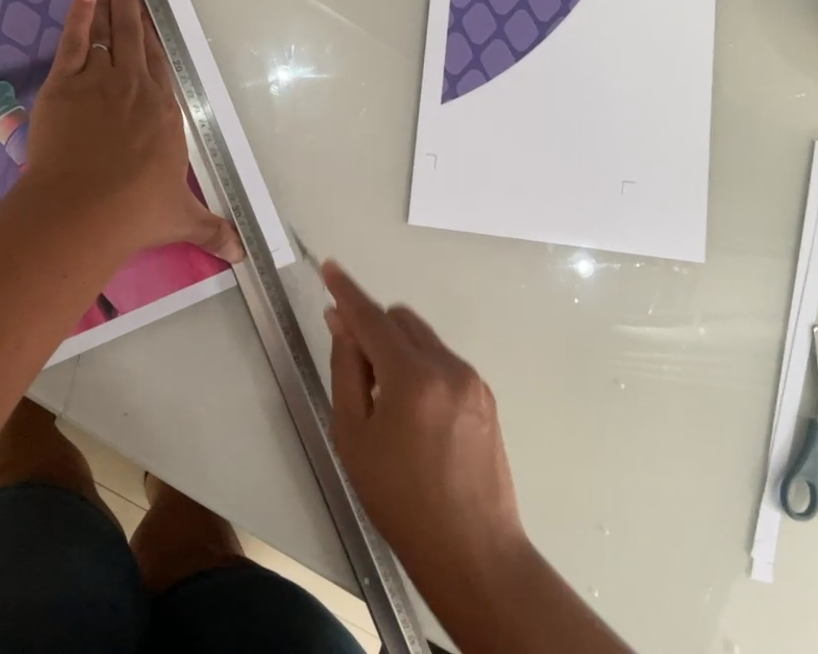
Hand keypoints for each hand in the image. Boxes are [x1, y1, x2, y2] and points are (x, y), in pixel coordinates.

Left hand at [22, 0, 242, 263]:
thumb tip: (243, 252)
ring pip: (110, 34)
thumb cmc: (135, 214)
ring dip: (111, 4)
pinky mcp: (66, 85)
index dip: (157, 41)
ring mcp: (101, 83)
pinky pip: (76, 41)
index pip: (162, 68)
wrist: (82, 211)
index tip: (153, 20)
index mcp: (166, 114)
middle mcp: (138, 90)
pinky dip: (80, 15)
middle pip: (138, 39)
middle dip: (133, 5)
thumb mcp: (181, 220)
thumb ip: (211, 230)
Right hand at [323, 261, 525, 582]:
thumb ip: (346, 370)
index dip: (346, 291)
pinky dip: (421, 368)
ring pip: (425, 339)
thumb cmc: (398, 498)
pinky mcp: (487, 398)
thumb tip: (341, 323)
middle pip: (402, 320)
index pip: (371, 317)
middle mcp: (449, 367)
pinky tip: (414, 415)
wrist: (470, 548)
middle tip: (355, 369)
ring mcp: (474, 381)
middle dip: (373, 327)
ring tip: (386, 403)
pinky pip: (444, 362)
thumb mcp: (353, 435)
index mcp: (412, 377)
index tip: (330, 268)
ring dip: (398, 349)